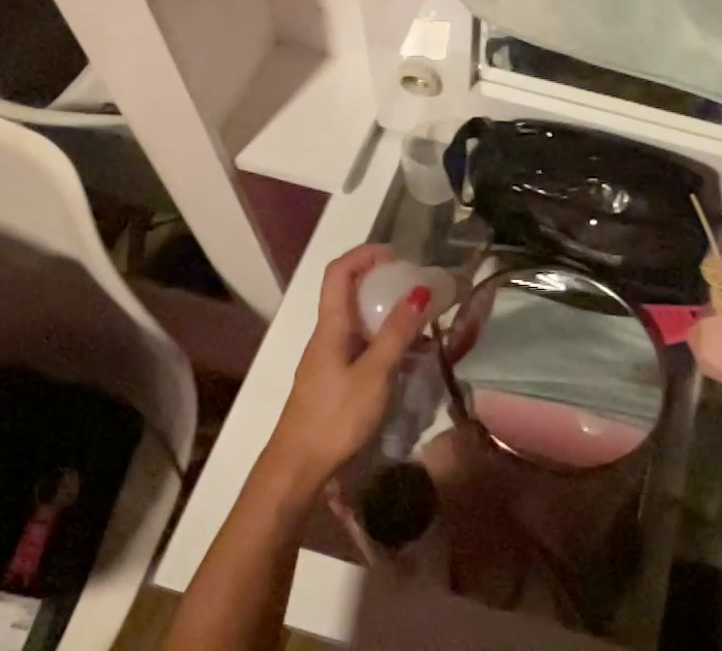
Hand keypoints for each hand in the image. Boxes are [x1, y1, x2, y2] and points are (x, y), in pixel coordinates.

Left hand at [267, 244, 431, 482]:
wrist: (298, 467)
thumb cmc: (335, 417)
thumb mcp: (374, 374)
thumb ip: (397, 333)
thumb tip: (419, 290)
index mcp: (331, 326)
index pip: (340, 271)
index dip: (366, 254)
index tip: (399, 256)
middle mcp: (328, 334)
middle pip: (350, 291)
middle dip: (384, 280)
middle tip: (419, 286)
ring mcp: (330, 357)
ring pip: (358, 319)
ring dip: (387, 310)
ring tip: (423, 318)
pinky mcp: (336, 377)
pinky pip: (363, 343)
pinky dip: (386, 338)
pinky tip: (410, 354)